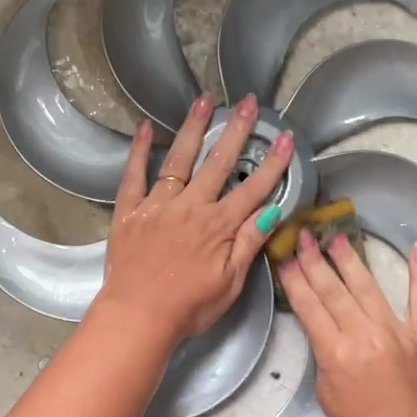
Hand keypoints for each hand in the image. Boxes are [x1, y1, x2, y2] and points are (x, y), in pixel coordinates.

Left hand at [93, 94, 293, 342]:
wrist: (137, 316)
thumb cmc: (189, 307)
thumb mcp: (231, 283)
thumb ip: (249, 244)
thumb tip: (272, 210)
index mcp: (219, 226)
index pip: (253, 189)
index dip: (272, 163)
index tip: (286, 138)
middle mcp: (191, 207)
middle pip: (218, 163)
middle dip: (237, 131)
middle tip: (248, 101)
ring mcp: (158, 205)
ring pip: (178, 160)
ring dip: (193, 128)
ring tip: (204, 100)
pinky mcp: (130, 211)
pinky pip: (134, 175)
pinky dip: (138, 151)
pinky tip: (144, 128)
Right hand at [278, 231, 416, 416]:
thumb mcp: (324, 392)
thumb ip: (323, 353)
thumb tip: (324, 323)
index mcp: (336, 353)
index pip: (309, 306)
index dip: (294, 279)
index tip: (283, 256)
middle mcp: (365, 335)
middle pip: (334, 290)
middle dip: (315, 260)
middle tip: (304, 235)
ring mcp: (396, 332)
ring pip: (368, 286)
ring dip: (350, 259)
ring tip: (336, 236)